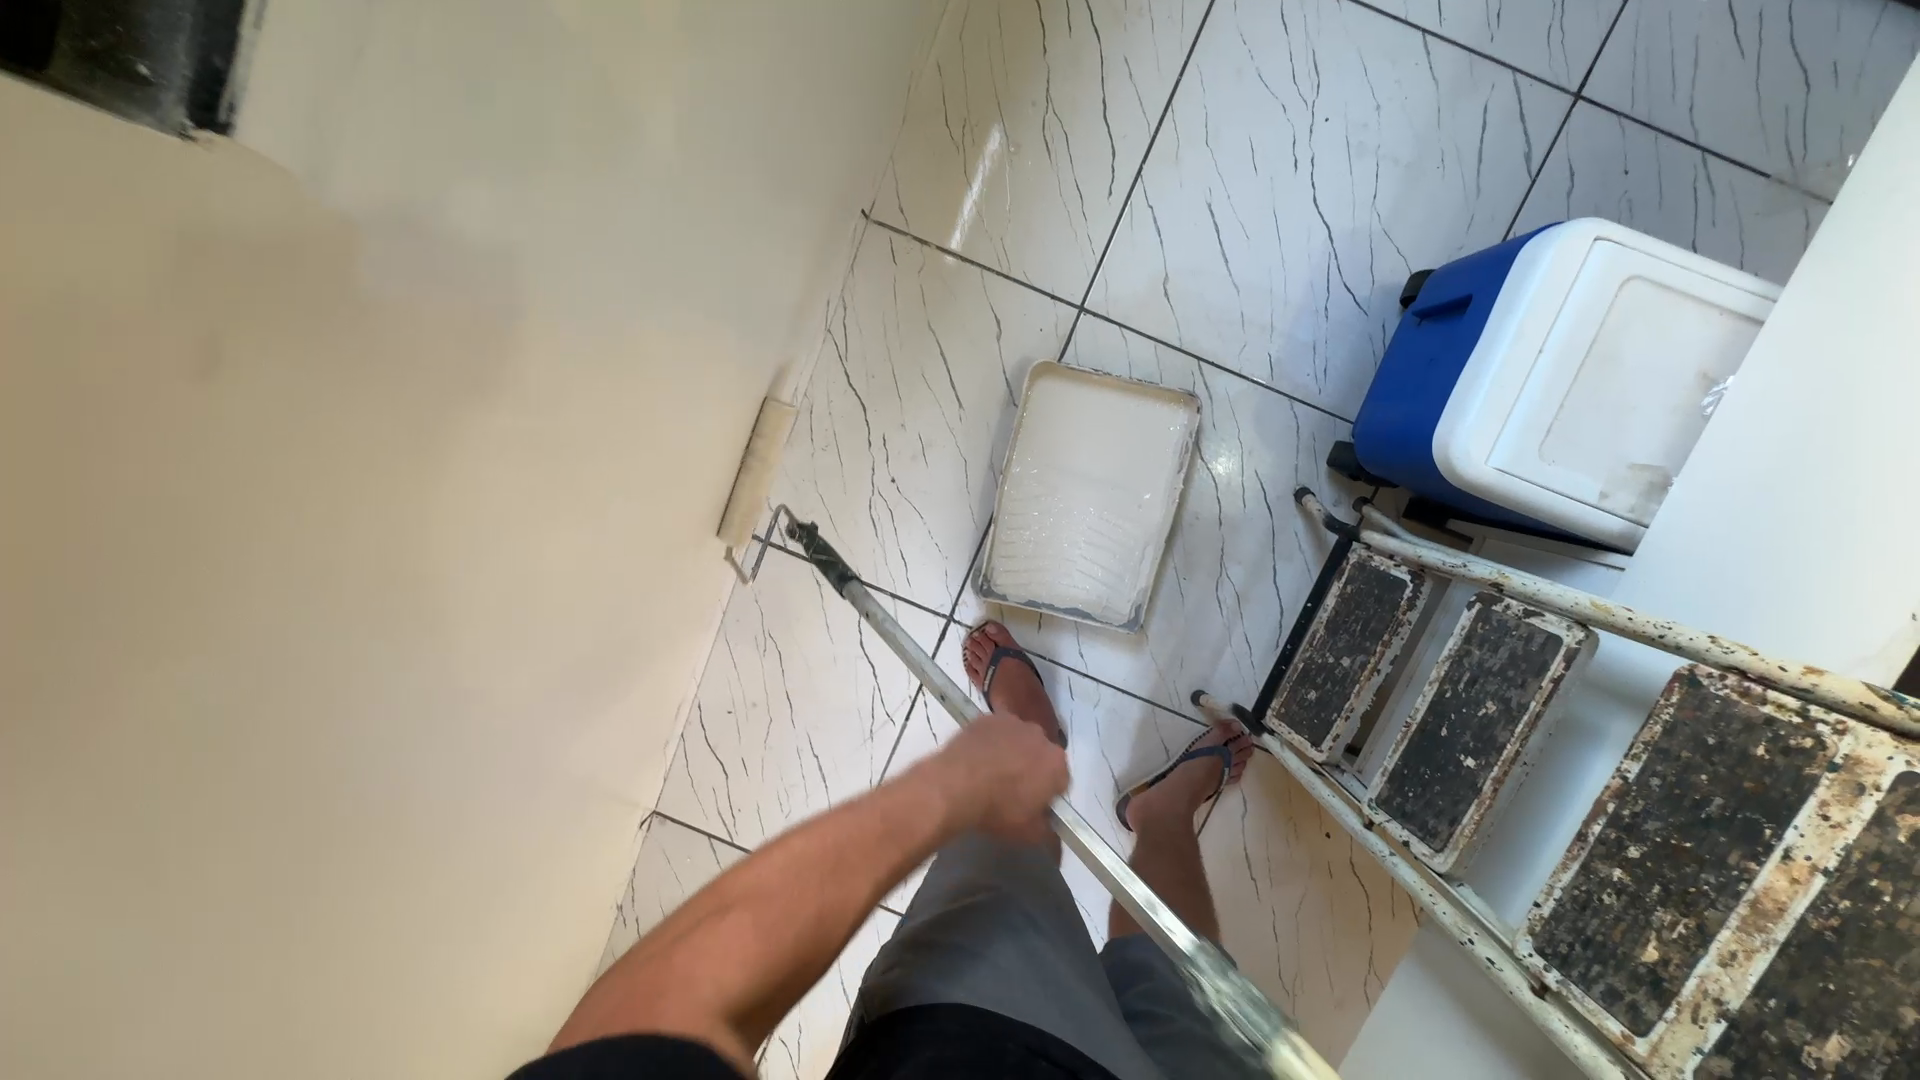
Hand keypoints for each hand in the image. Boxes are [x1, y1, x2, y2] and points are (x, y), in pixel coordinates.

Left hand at [918, 710, 1069, 844]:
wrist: (955, 785)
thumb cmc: (997, 810)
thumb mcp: (1029, 833)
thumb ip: (1047, 829)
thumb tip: (1050, 827)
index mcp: (1057, 764)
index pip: (1061, 781)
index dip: (1047, 794)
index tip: (1032, 805)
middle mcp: (1040, 736)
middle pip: (1041, 755)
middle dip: (1032, 769)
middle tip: (1011, 789)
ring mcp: (1013, 722)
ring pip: (1019, 740)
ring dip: (1012, 752)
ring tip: (991, 772)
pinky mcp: (988, 717)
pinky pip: (996, 731)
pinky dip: (991, 741)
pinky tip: (977, 758)